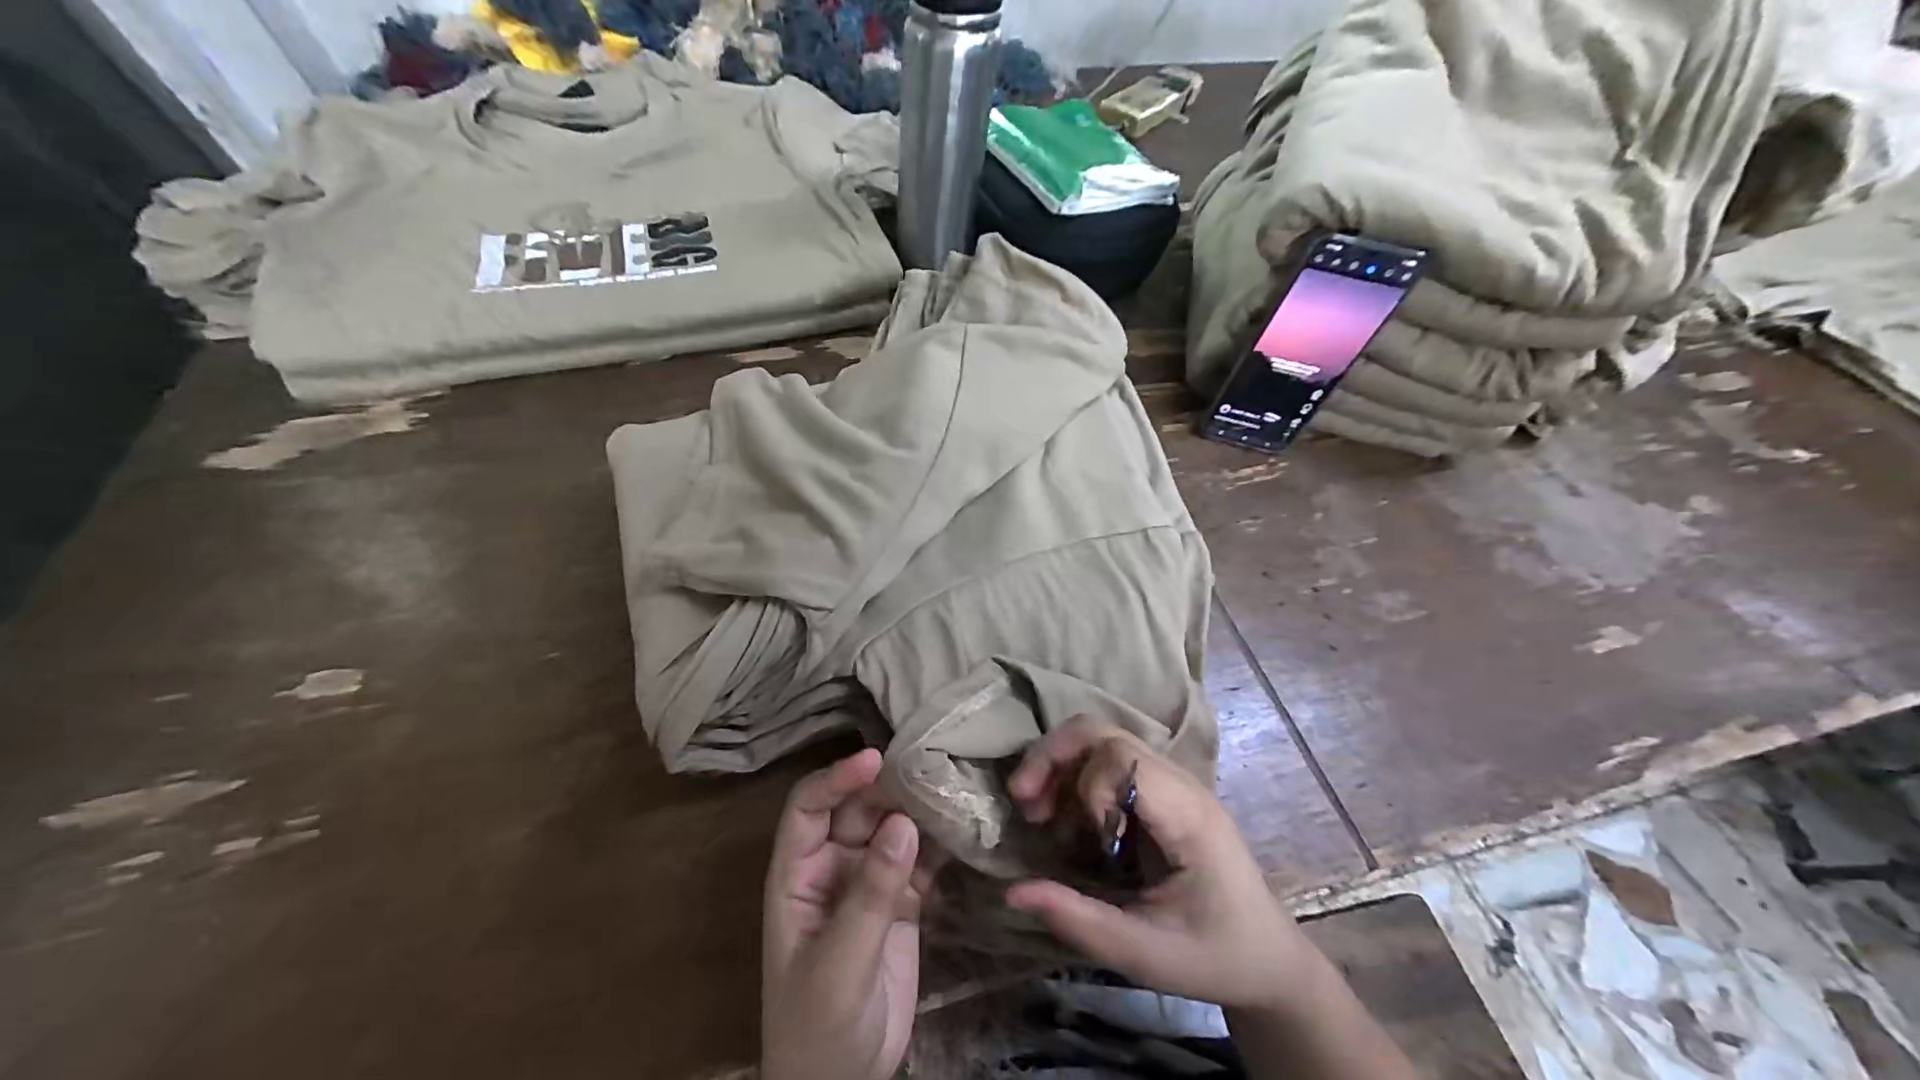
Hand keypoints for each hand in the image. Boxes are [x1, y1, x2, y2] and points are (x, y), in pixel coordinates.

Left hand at [762, 749, 930, 1079]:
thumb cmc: (818, 1026)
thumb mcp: (839, 964)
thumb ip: (870, 895)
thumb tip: (904, 823)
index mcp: (797, 874)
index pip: (809, 807)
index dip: (837, 778)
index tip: (875, 758)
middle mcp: (832, 867)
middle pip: (858, 810)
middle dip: (889, 788)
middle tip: (933, 766)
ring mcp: (869, 882)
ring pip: (893, 828)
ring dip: (920, 808)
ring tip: (956, 785)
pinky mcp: (903, 901)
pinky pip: (921, 860)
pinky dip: (941, 843)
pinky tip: (966, 824)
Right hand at [1002, 717, 1311, 1011]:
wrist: (1268, 957)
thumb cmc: (1215, 956)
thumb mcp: (1145, 954)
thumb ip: (1079, 921)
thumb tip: (1012, 893)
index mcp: (1187, 816)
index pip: (1124, 758)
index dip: (1088, 788)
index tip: (1085, 843)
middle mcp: (1179, 783)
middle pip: (1103, 732)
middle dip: (1052, 757)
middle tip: (1023, 801)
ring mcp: (1171, 781)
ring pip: (1100, 739)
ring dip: (1058, 766)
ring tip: (1038, 815)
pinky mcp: (1159, 791)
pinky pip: (1106, 761)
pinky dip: (1073, 780)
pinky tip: (1064, 822)